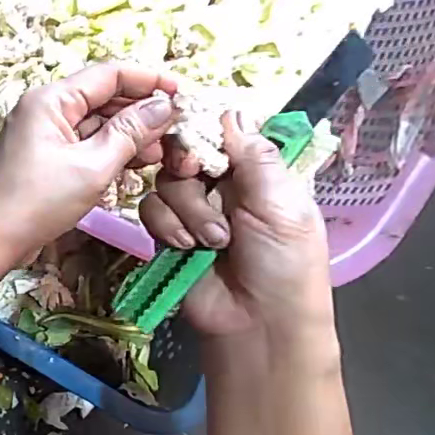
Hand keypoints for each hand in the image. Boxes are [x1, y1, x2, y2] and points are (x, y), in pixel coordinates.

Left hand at [0, 63, 179, 270]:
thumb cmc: (38, 202)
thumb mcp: (93, 166)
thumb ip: (131, 132)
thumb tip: (165, 105)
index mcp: (51, 99)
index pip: (110, 74)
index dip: (151, 80)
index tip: (185, 95)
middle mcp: (45, 107)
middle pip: (104, 96)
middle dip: (142, 112)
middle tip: (177, 131)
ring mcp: (44, 132)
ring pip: (97, 121)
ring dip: (129, 134)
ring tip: (160, 154)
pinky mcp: (46, 155)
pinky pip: (85, 142)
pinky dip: (110, 150)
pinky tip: (135, 165)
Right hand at [139, 117, 334, 344]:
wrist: (255, 324)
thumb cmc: (284, 263)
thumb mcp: (282, 205)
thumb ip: (255, 157)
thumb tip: (233, 109)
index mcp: (258, 173)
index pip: (221, 134)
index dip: (204, 134)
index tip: (201, 148)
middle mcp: (222, 185)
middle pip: (186, 153)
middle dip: (191, 174)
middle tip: (200, 183)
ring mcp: (192, 210)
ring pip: (166, 182)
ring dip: (186, 209)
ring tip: (211, 240)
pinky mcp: (167, 233)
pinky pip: (150, 210)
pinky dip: (165, 225)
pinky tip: (185, 246)